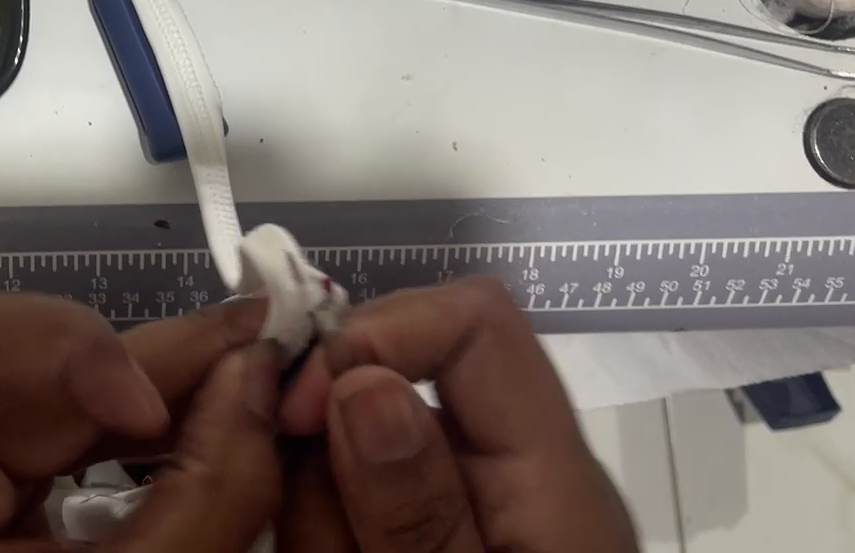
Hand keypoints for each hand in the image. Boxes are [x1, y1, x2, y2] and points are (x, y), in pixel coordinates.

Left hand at [0, 289, 282, 552]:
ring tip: (244, 365)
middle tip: (255, 336)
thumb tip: (254, 371)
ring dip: (150, 382)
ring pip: (46, 381)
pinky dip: (125, 421)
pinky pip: (47, 419)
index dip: (62, 340)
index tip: (147, 403)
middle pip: (19, 356)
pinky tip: (193, 411)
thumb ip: (201, 492)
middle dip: (145, 357)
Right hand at [275, 278, 637, 552]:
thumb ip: (417, 518)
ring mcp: (451, 499)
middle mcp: (505, 470)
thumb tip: (363, 381)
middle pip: (383, 376)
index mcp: (550, 482)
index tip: (304, 403)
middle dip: (322, 441)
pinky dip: (316, 527)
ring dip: (313, 506)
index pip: (473, 323)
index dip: (378, 331)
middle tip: (315, 538)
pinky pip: (335, 487)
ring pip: (342, 435)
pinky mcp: (413, 523)